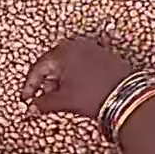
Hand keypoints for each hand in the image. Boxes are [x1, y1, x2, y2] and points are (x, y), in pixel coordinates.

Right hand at [20, 36, 134, 119]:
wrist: (128, 96)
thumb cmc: (97, 94)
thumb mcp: (63, 101)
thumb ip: (42, 103)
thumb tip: (33, 107)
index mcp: (61, 52)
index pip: (37, 69)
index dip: (29, 86)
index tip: (27, 98)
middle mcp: (75, 46)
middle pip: (52, 65)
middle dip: (47, 83)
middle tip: (46, 99)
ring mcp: (91, 49)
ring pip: (67, 65)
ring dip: (62, 81)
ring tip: (65, 97)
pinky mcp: (103, 56)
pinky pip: (81, 66)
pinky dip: (76, 77)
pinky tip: (79, 91)